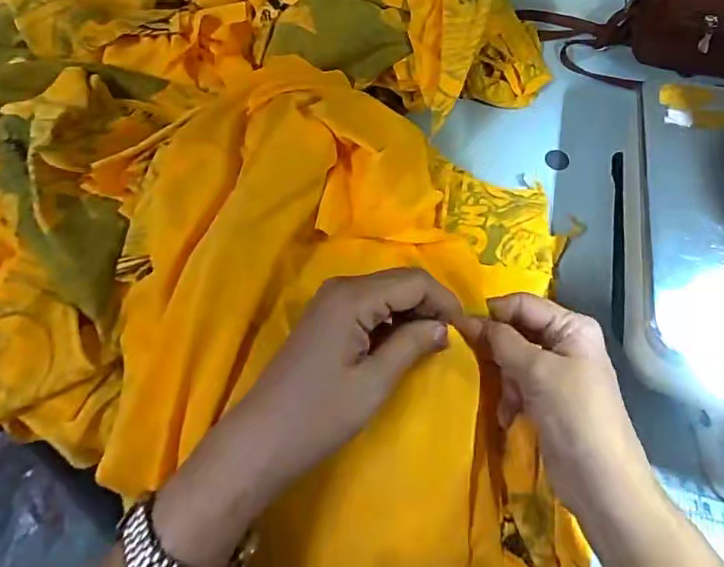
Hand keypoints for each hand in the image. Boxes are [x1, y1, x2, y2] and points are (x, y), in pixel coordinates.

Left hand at [145, 268, 465, 565]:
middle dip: (430, 304)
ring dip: (412, 312)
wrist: (258, 443)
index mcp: (354, 297)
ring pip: (386, 292)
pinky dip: (391, 319)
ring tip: (432, 343)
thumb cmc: (318, 415)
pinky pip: (369, 305)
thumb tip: (443, 328)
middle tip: (452, 337)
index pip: (414, 280)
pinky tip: (401, 344)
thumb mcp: (373, 384)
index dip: (444, 300)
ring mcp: (330, 300)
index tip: (466, 328)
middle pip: (400, 281)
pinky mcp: (325, 317)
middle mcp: (342, 287)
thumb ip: (411, 346)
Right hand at [478, 293, 722, 566]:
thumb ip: (504, 342)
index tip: (461, 325)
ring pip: (517, 360)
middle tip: (472, 362)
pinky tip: (507, 416)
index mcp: (572, 326)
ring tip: (503, 399)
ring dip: (504, 378)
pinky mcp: (550, 400)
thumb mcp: (538, 372)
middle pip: (520, 331)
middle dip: (498, 349)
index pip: (525, 304)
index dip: (495, 312)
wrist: (602, 482)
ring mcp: (559, 373)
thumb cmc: (574, 415)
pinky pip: (521, 385)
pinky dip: (511, 397)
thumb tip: (473, 320)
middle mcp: (566, 343)